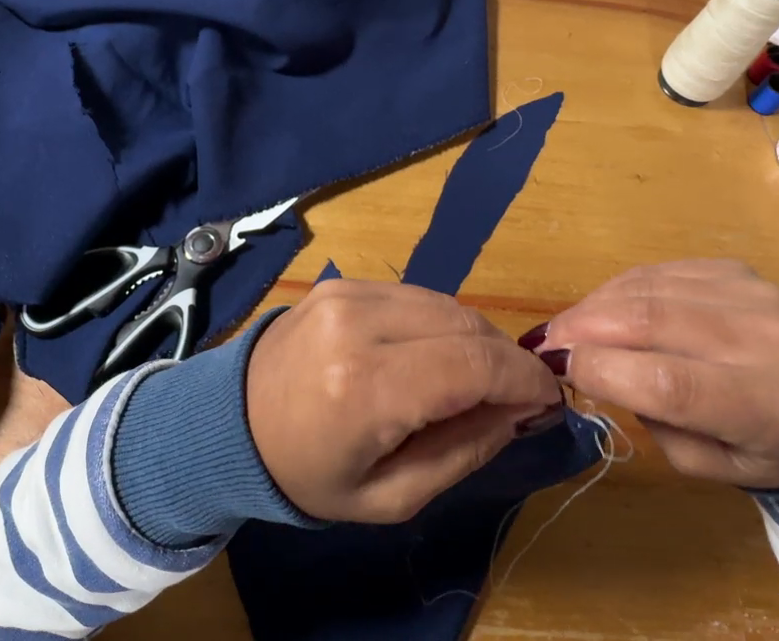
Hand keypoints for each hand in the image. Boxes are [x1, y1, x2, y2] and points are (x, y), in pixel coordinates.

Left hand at [247, 278, 563, 523]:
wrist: (230, 424)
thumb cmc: (309, 474)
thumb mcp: (391, 496)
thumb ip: (465, 450)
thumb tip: (521, 409)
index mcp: (365, 387)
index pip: (473, 366)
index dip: (523, 380)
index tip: (548, 401)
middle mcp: (358, 324)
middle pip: (466, 326)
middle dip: (505, 359)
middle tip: (518, 396)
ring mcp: (346, 293)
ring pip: (446, 304)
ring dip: (476, 339)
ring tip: (478, 379)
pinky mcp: (341, 282)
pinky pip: (415, 295)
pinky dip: (440, 323)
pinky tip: (436, 354)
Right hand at [525, 261, 778, 488]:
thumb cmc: (761, 450)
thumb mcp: (707, 464)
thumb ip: (651, 417)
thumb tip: (589, 364)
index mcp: (768, 406)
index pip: (670, 382)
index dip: (602, 370)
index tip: (556, 369)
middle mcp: (768, 340)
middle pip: (653, 321)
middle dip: (584, 328)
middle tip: (544, 343)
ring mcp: (756, 295)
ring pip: (649, 288)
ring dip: (594, 305)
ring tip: (566, 328)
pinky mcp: (739, 270)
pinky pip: (659, 271)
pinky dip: (618, 289)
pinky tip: (602, 309)